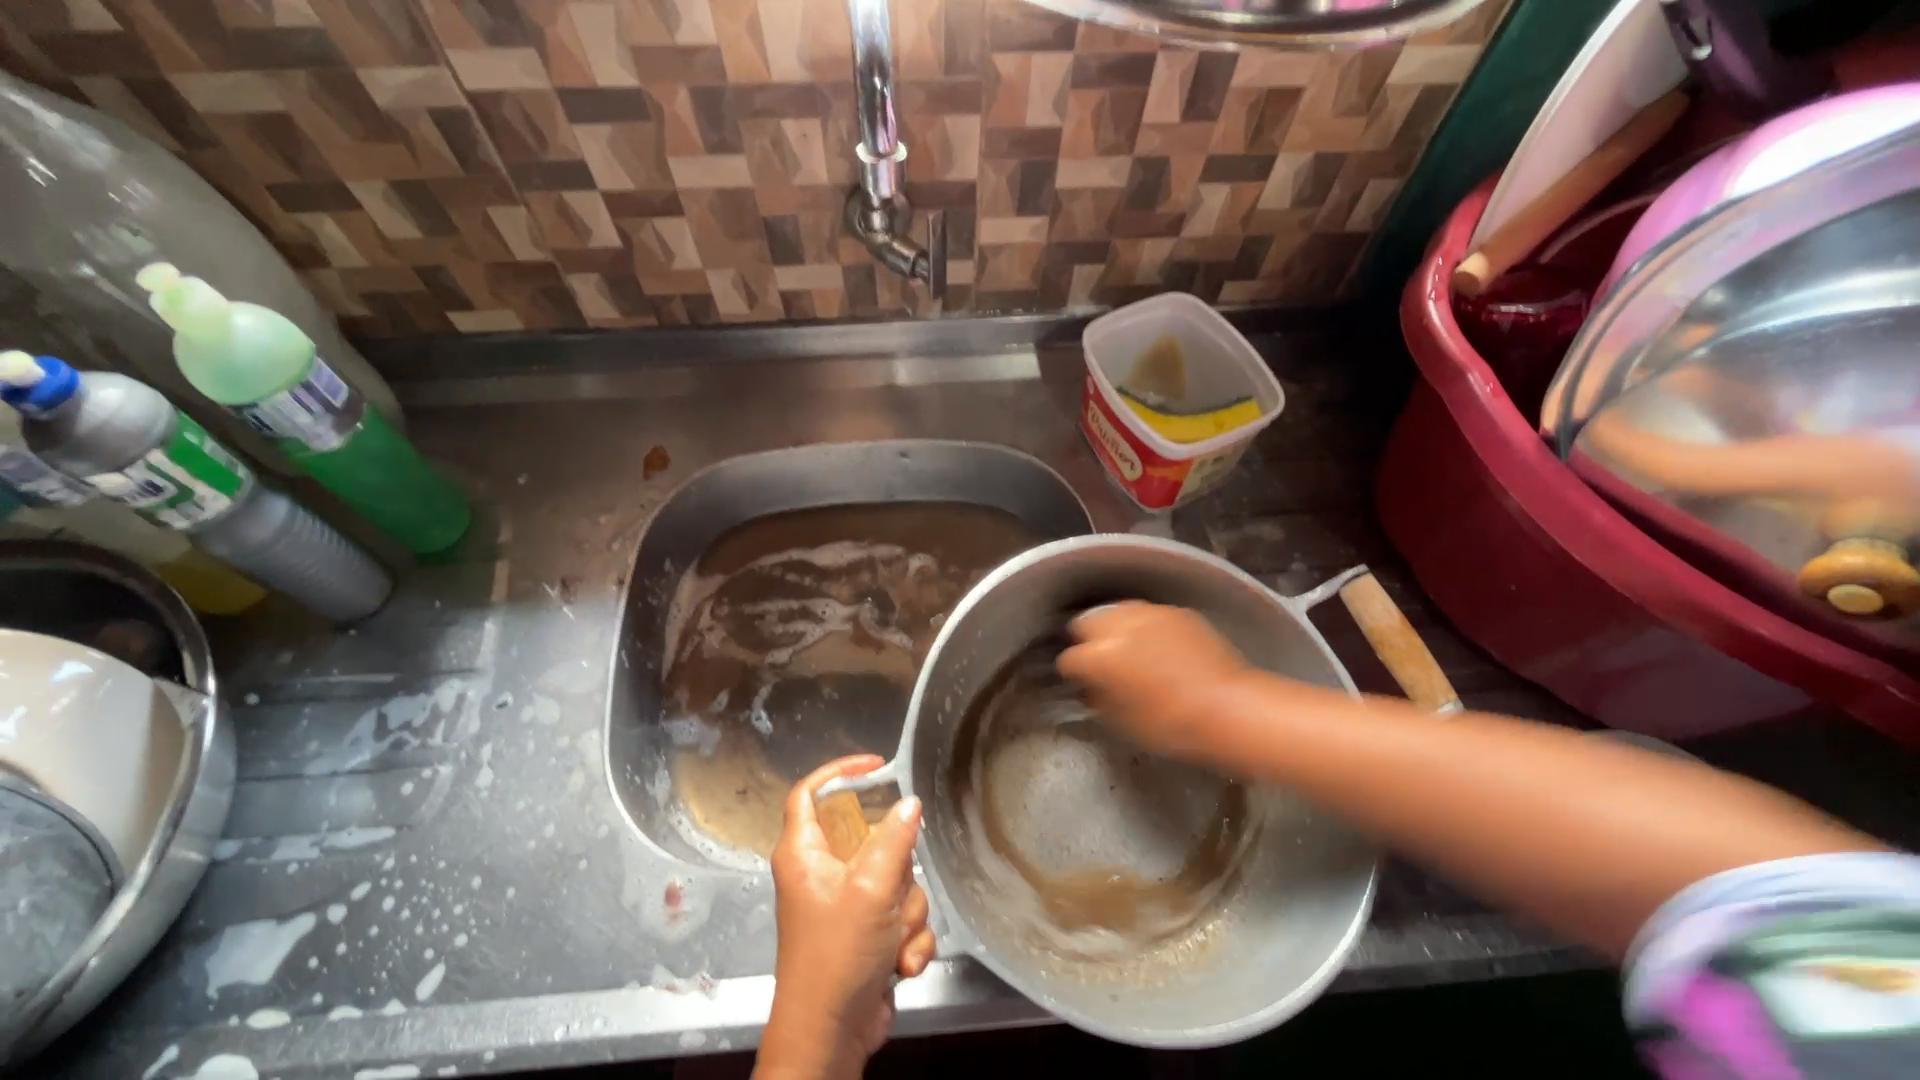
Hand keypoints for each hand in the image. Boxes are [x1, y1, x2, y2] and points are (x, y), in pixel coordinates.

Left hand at [757, 756, 935, 1079]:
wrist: (833, 1033)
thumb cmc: (837, 954)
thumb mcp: (871, 888)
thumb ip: (894, 839)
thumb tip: (910, 803)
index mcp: (804, 852)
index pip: (810, 793)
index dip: (838, 772)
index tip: (877, 765)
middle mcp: (822, 872)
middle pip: (871, 838)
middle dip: (898, 868)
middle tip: (892, 887)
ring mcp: (846, 904)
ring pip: (896, 880)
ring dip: (906, 912)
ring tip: (892, 939)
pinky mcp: (868, 933)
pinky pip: (901, 915)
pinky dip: (907, 938)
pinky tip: (899, 963)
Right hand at [1058, 602, 1260, 765]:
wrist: (1230, 710)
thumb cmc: (1172, 726)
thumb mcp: (1123, 723)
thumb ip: (1097, 699)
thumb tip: (1090, 688)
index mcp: (1101, 656)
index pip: (1070, 658)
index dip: (1071, 672)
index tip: (1078, 682)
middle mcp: (1120, 626)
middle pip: (1087, 622)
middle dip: (1087, 640)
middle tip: (1098, 660)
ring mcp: (1151, 614)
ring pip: (1118, 612)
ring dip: (1114, 628)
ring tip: (1125, 648)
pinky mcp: (1177, 612)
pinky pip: (1149, 615)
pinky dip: (1144, 627)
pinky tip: (1155, 644)